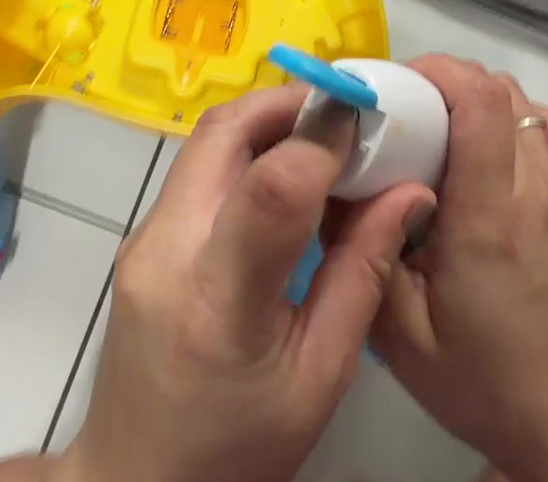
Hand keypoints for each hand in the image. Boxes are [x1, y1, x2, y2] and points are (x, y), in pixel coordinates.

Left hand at [58, 83, 437, 481]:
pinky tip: (283, 174)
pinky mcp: (140, 239)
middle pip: (221, 135)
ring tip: (322, 136)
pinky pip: (195, 170)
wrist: (137, 480)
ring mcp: (143, 241)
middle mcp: (166, 253)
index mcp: (217, 303)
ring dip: (265, 121)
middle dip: (288, 104)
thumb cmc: (238, 448)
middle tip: (345, 111)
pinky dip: (244, 151)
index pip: (267, 190)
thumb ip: (363, 276)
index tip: (367, 121)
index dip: (321, 138)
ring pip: (203, 142)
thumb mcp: (320, 378)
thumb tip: (411, 191)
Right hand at [370, 55, 547, 481]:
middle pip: (496, 89)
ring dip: (469, 96)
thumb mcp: (397, 331)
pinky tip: (477, 145)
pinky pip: (547, 128)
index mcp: (490, 216)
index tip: (386, 90)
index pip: (478, 101)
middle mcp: (533, 189)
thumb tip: (336, 180)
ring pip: (520, 101)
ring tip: (427, 130)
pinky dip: (511, 116)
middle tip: (392, 115)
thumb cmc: (478, 378)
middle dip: (437, 82)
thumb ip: (364, 250)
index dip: (432, 72)